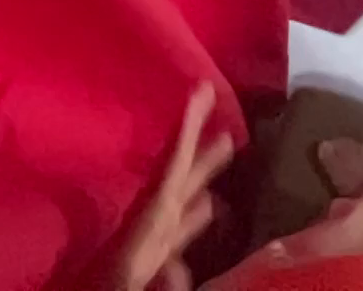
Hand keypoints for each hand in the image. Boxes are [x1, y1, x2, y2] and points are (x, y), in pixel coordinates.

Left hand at [116, 82, 235, 290]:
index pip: (168, 177)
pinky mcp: (140, 273)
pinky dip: (192, 223)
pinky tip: (208, 215)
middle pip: (176, 187)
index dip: (185, 133)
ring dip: (200, 181)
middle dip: (200, 152)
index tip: (198, 91)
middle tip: (225, 116)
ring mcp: (139, 260)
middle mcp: (139, 242)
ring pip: (176, 212)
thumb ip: (148, 287)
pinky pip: (173, 242)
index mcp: (135, 243)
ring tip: (226, 152)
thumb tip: (179, 269)